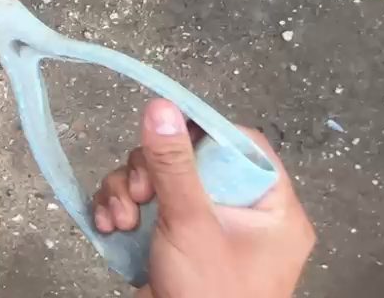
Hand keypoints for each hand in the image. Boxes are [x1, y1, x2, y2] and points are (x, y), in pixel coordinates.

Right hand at [92, 99, 314, 297]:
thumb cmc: (210, 293)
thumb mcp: (189, 223)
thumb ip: (173, 163)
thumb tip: (160, 104)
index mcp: (271, 209)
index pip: (242, 144)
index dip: (201, 130)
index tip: (162, 129)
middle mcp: (240, 211)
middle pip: (186, 156)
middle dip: (148, 169)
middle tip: (140, 192)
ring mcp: (205, 223)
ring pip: (156, 175)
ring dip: (126, 190)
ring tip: (121, 218)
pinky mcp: (174, 234)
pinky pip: (142, 198)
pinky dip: (121, 206)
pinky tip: (112, 225)